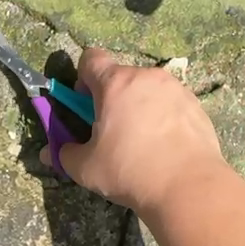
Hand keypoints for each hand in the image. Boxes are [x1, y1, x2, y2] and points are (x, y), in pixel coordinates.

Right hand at [44, 47, 233, 220]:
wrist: (186, 186)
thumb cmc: (128, 171)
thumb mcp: (86, 169)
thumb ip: (65, 155)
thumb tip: (49, 153)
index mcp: (115, 84)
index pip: (91, 59)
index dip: (83, 78)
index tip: (84, 105)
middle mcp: (146, 76)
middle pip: (121, 77)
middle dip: (112, 99)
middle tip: (111, 134)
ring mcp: (175, 88)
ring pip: (147, 91)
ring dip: (138, 108)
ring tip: (141, 144)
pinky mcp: (195, 105)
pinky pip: (170, 105)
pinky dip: (162, 119)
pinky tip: (163, 148)